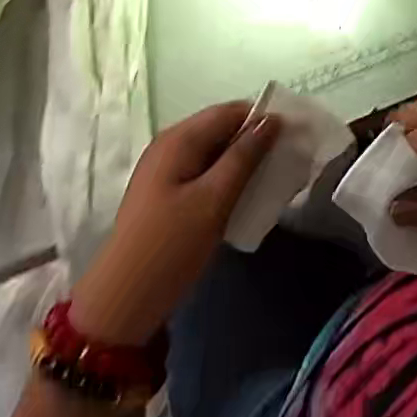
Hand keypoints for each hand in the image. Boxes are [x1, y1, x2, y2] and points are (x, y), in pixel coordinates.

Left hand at [70, 102, 277, 344]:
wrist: (121, 305)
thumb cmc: (171, 247)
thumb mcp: (214, 200)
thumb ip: (244, 156)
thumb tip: (271, 119)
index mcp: (179, 139)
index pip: (230, 111)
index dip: (263, 118)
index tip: (294, 137)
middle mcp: (170, 145)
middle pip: (222, 128)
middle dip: (255, 140)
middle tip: (288, 161)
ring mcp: (165, 170)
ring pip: (215, 152)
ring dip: (243, 161)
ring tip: (272, 180)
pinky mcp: (166, 193)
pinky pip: (204, 172)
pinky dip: (227, 178)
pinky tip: (244, 198)